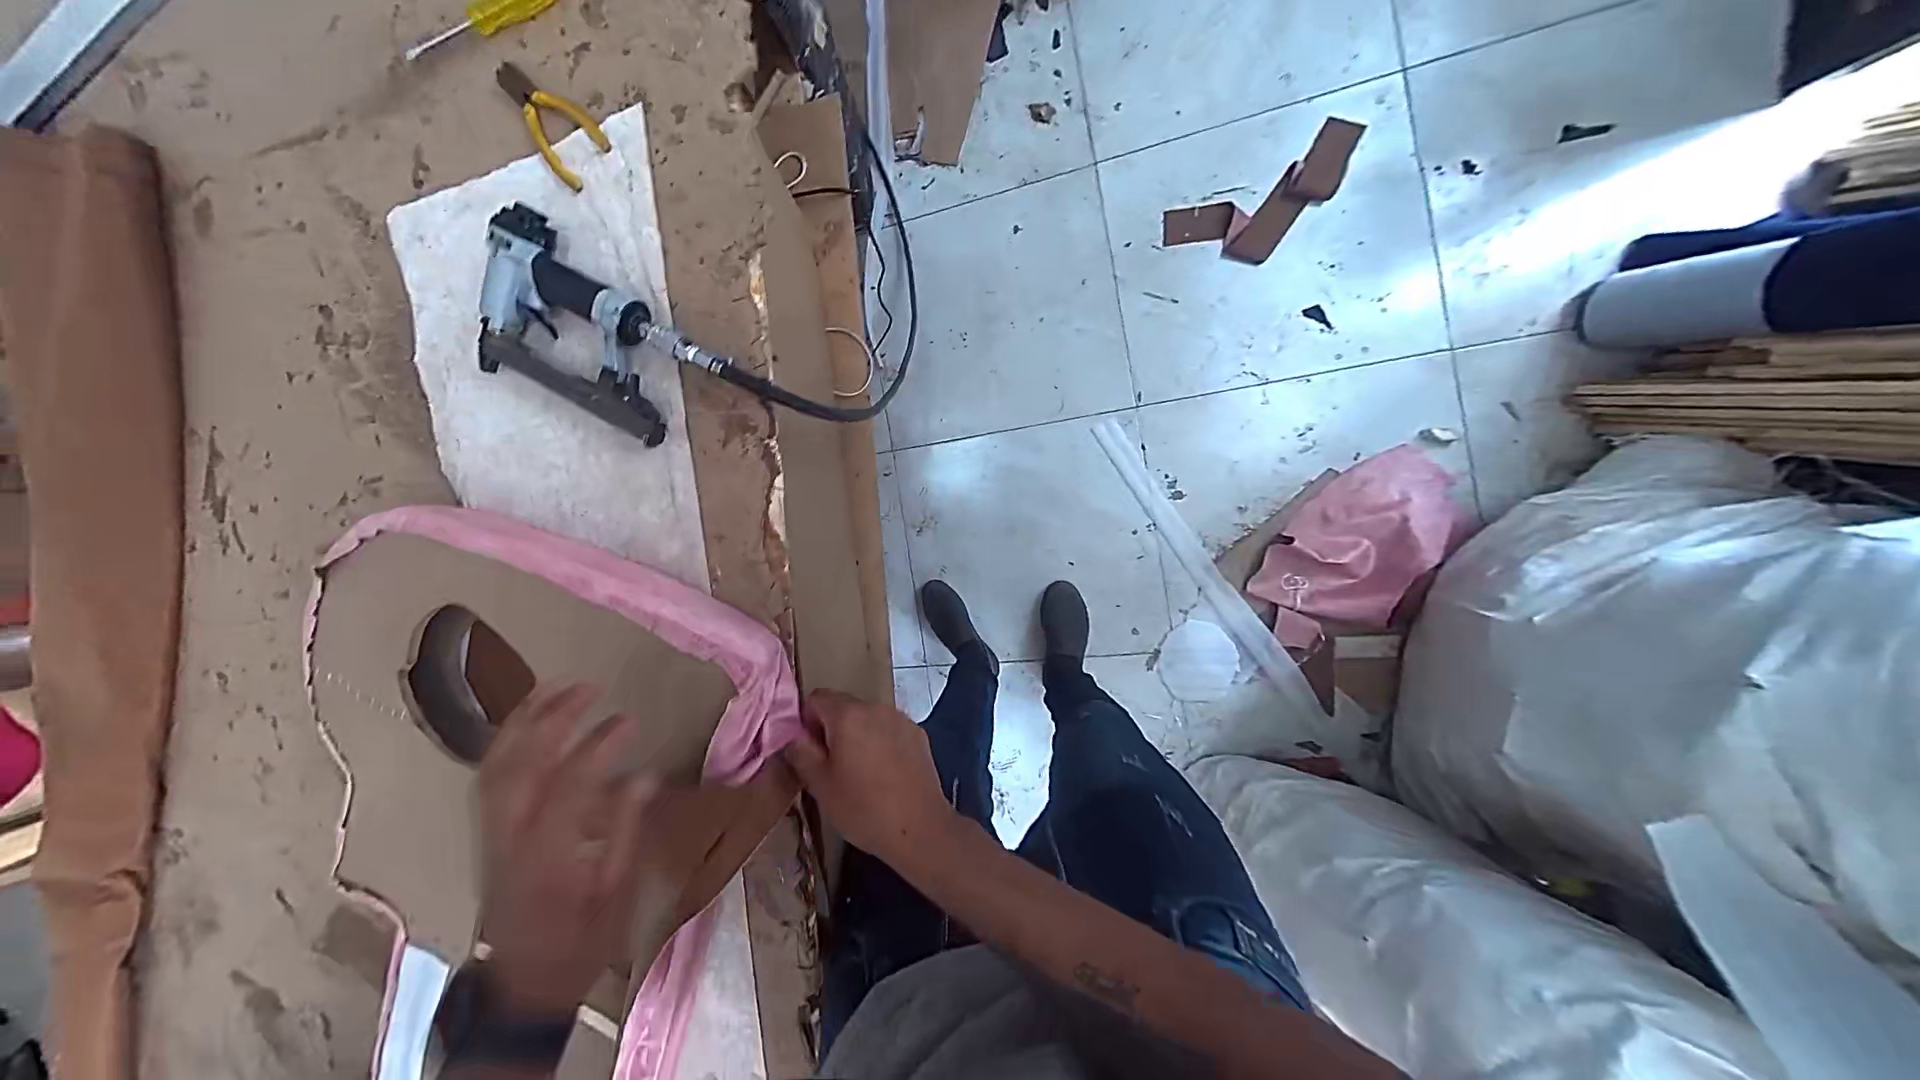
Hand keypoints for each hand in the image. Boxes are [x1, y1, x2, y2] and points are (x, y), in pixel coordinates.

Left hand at [475, 682, 656, 1018]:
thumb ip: (626, 834)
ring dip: (523, 721)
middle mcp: (511, 838)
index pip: (570, 785)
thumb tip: (642, 778)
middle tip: (590, 686)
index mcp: (549, 855)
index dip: (600, 746)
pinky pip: (487, 777)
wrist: (522, 983)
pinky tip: (527, 720)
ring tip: (554, 685)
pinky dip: (505, 741)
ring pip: (495, 766)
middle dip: (554, 718)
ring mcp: (491, 835)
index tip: (629, 719)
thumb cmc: (580, 941)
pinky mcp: (486, 834)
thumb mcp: (617, 895)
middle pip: (521, 765)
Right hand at [782, 688, 959, 865]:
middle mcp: (877, 708)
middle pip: (844, 707)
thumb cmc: (863, 807)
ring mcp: (902, 719)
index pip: (817, 698)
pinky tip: (884, 774)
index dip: (806, 721)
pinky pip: (890, 730)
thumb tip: (795, 737)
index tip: (809, 751)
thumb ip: (801, 753)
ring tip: (859, 774)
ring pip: (868, 720)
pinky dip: (881, 743)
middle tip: (831, 767)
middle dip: (832, 730)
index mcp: (849, 715)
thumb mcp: (820, 785)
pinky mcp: (919, 735)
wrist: (920, 827)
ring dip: (858, 736)